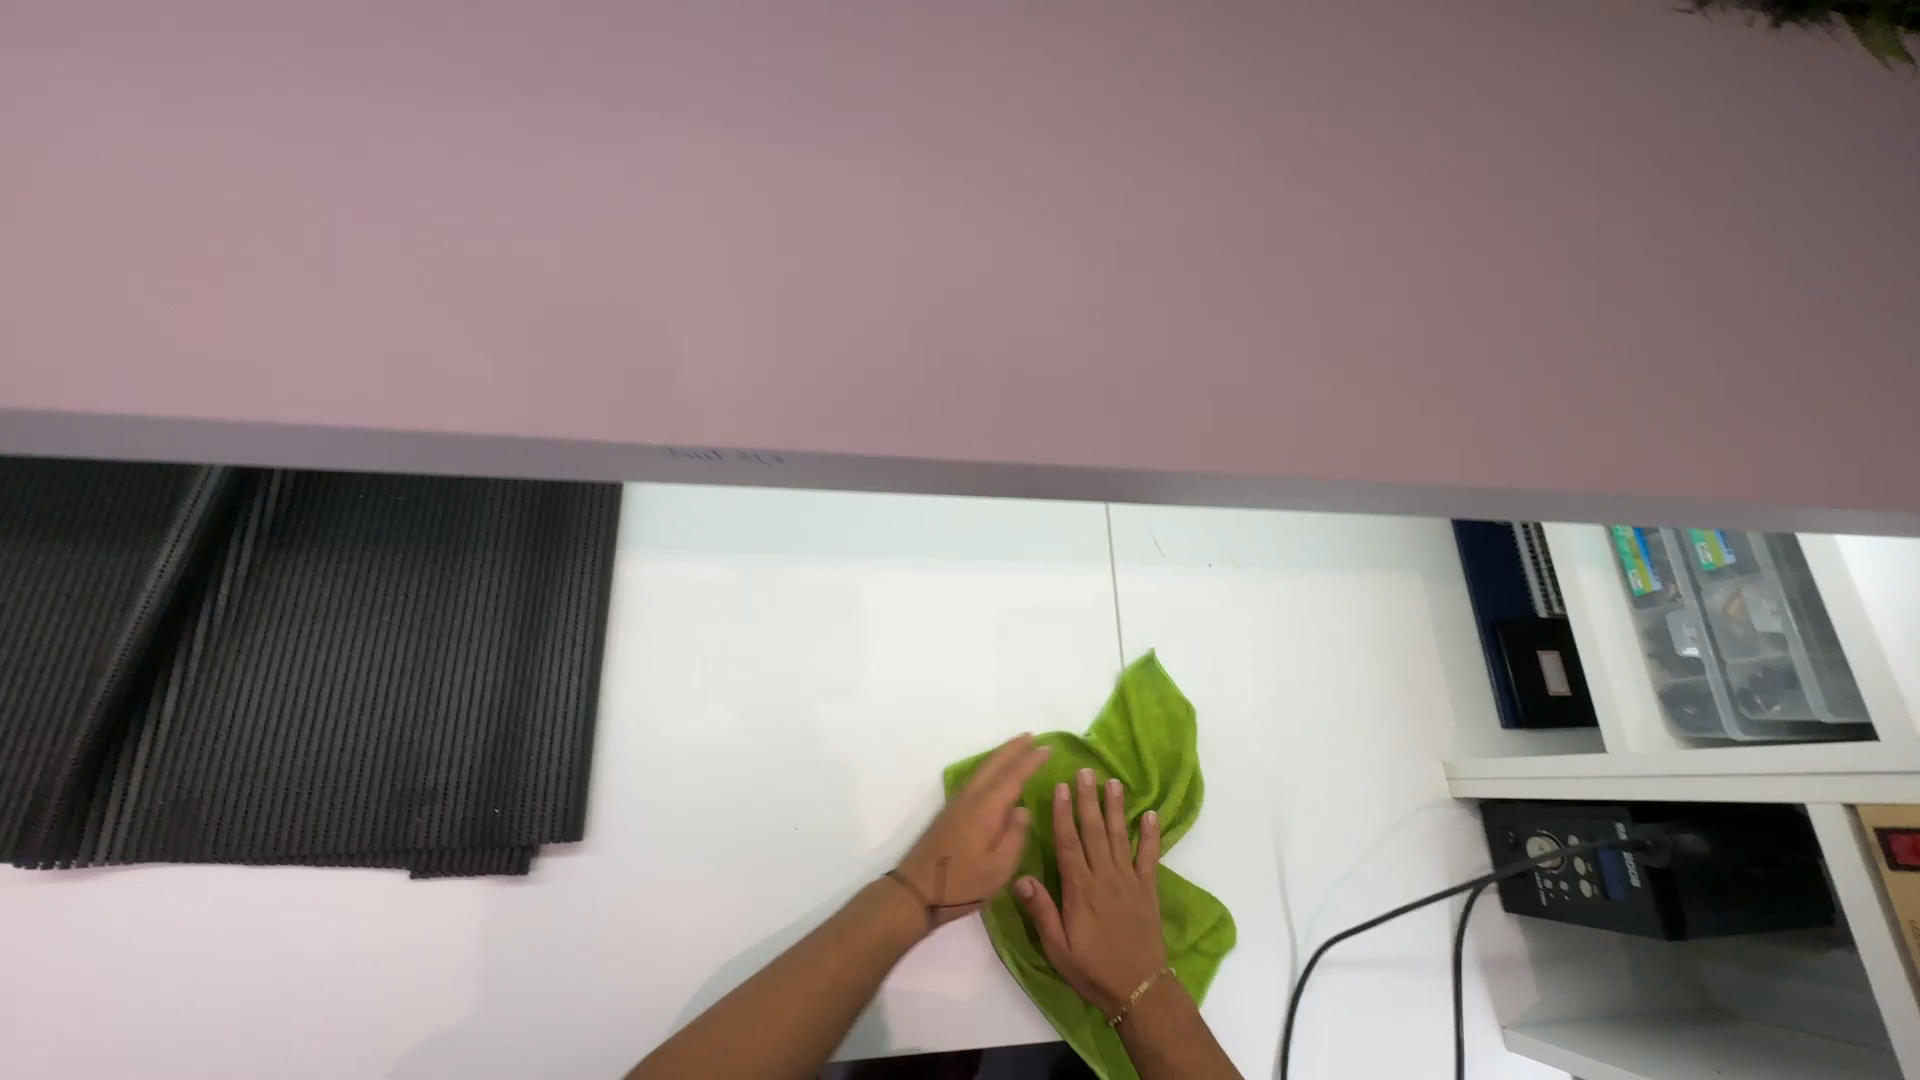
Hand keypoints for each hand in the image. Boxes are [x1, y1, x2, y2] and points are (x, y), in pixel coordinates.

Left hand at [895, 734, 1050, 927]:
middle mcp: (970, 798)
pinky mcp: (950, 812)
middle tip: (1033, 736)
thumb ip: (1014, 837)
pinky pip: (976, 778)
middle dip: (1013, 748)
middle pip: (994, 764)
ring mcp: (957, 803)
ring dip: (1000, 755)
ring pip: (982, 769)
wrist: (916, 891)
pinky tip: (994, 774)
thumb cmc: (962, 884)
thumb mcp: (999, 869)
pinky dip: (990, 768)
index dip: (1030, 761)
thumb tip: (1023, 810)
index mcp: (985, 808)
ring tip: (1017, 747)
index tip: (1048, 747)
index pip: (1012, 776)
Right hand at [1013, 768, 1166, 1016]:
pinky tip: (1150, 814)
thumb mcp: (1057, 948)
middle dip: (1088, 800)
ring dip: (1115, 808)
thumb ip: (1041, 911)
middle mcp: (1104, 877)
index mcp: (1080, 889)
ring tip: (1112, 782)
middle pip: (1094, 832)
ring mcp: (1129, 881)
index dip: (1063, 814)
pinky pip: (1149, 857)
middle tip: (1085, 772)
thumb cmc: (1092, 970)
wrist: (1139, 990)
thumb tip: (1020, 877)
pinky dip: (1150, 835)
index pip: (1068, 843)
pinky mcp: (1148, 890)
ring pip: (1120, 837)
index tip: (1061, 787)